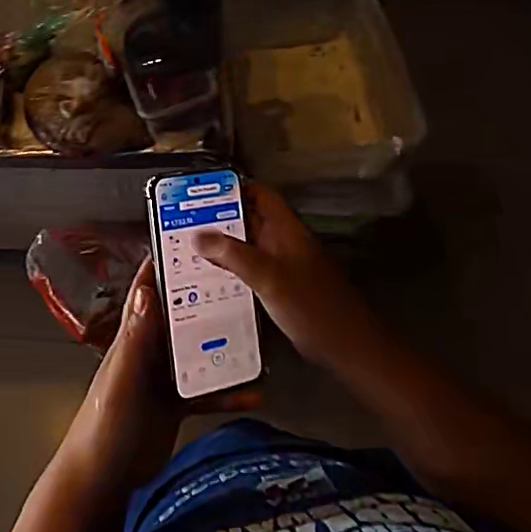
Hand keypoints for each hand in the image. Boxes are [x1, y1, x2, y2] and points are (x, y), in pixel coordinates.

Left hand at [58, 258, 258, 488]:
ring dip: (225, 342)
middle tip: (243, 280)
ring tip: (258, 335)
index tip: (194, 240)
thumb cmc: (104, 427)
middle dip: (208, 296)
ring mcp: (164, 376)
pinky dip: (228, 389)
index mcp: (133, 337)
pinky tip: (254, 391)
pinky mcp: (176, 402)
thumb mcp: (121, 380)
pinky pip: (207, 390)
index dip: (166, 264)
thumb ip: (135, 340)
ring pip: (200, 349)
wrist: (102, 483)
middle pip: (182, 314)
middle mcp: (150, 349)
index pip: (148, 289)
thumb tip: (147, 290)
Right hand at [194, 182, 379, 367]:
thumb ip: (234, 255)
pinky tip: (209, 278)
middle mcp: (284, 242)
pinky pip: (251, 269)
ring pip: (248, 246)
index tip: (202, 192)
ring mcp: (283, 265)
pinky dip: (231, 268)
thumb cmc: (311, 305)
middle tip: (185, 221)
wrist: (345, 343)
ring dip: (223, 245)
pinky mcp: (280, 287)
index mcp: (287, 229)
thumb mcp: (268, 277)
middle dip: (221, 218)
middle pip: (251, 219)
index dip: (235, 188)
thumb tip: (197, 234)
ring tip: (189, 247)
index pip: (261, 194)